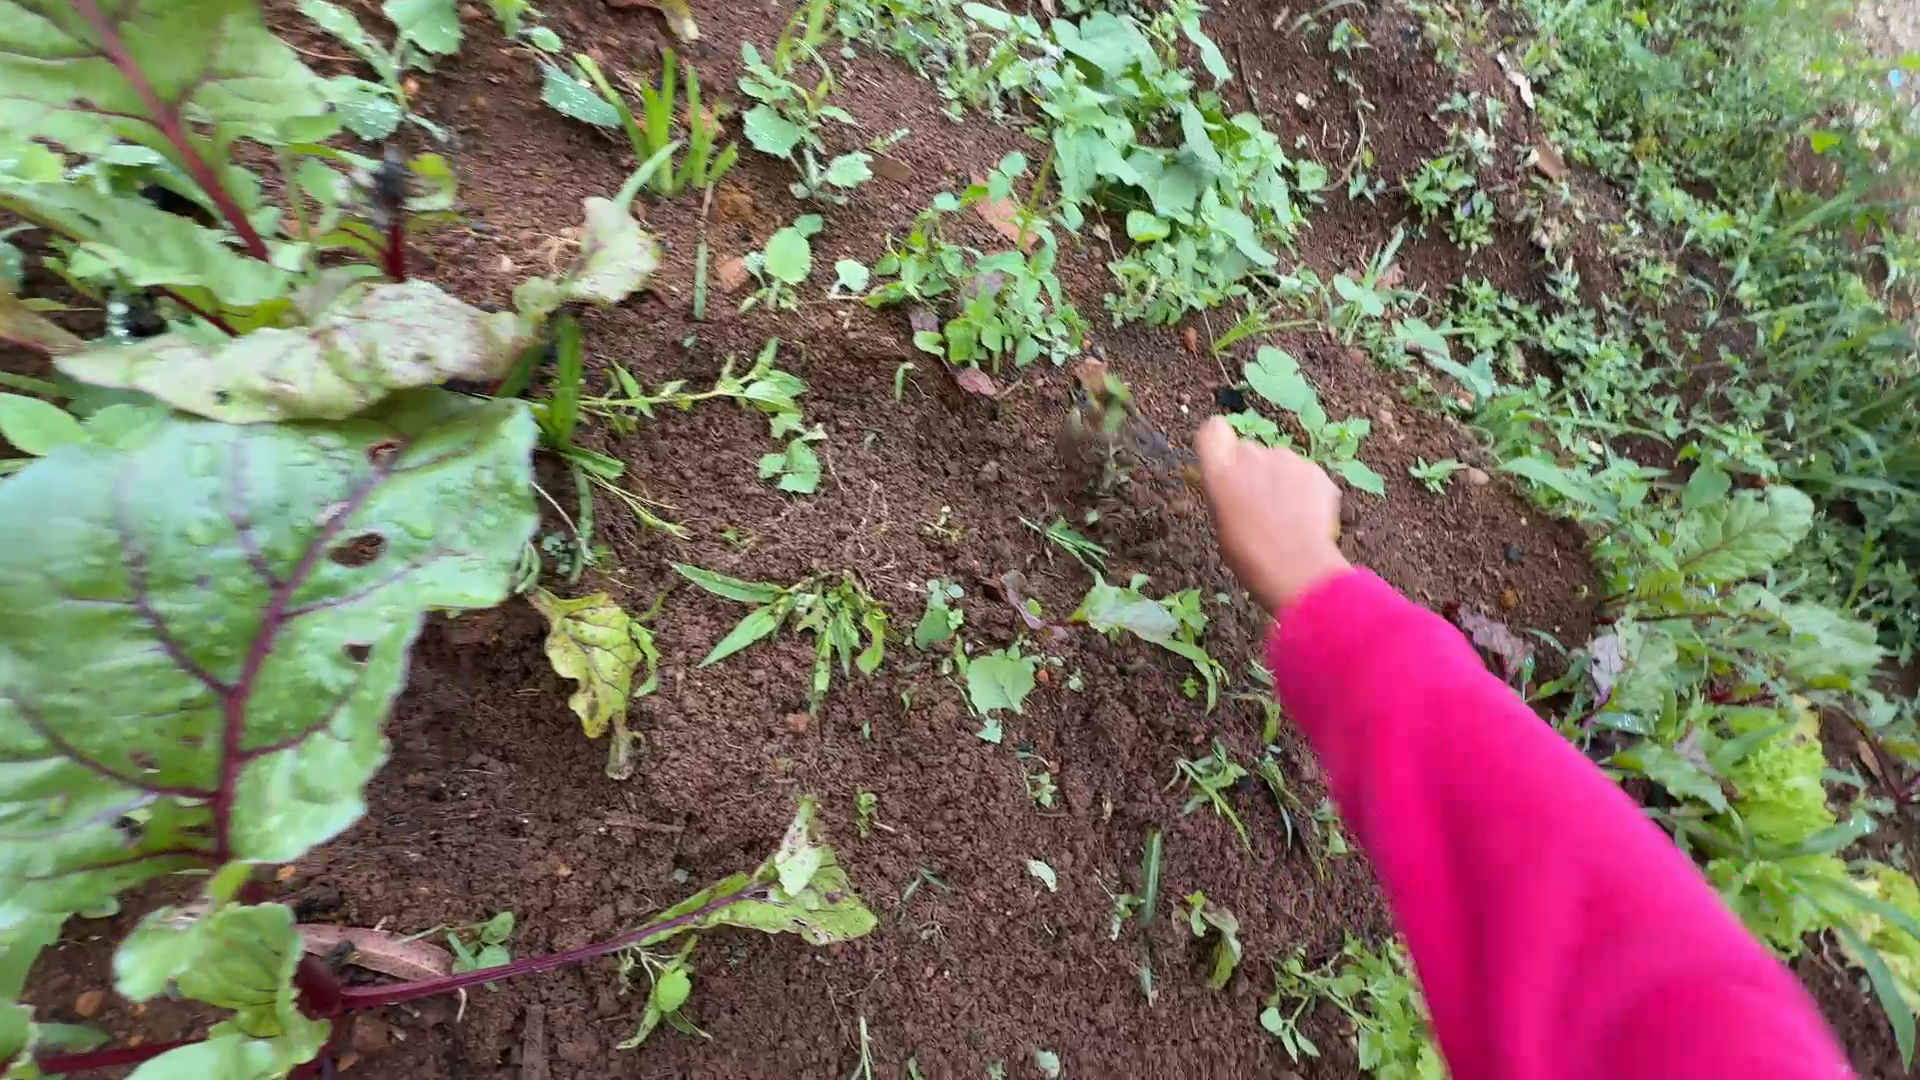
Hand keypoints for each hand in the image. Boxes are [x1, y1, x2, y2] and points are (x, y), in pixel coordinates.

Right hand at [1194, 416, 1349, 613]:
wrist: (1298, 570)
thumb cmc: (1248, 555)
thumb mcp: (1220, 522)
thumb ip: (1222, 490)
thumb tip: (1228, 480)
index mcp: (1221, 471)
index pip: (1212, 430)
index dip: (1217, 441)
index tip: (1221, 459)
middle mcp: (1252, 456)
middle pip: (1246, 448)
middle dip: (1249, 467)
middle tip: (1254, 500)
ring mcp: (1287, 459)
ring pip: (1276, 459)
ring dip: (1277, 477)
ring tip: (1283, 511)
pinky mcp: (1315, 469)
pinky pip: (1302, 471)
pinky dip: (1302, 487)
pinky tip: (1303, 514)